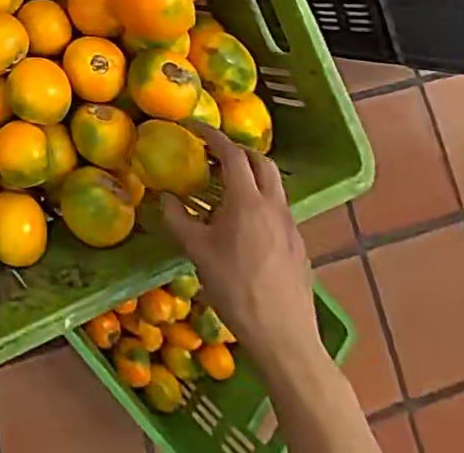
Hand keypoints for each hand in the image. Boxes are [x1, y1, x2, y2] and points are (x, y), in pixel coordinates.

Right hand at [159, 128, 320, 368]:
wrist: (284, 337)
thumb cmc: (235, 289)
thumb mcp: (197, 252)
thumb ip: (178, 219)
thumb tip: (165, 197)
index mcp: (249, 203)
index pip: (233, 155)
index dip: (214, 136)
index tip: (196, 126)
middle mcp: (274, 207)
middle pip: (262, 163)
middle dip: (238, 150)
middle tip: (213, 152)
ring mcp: (291, 227)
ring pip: (274, 185)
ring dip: (250, 174)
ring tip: (224, 185)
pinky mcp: (298, 246)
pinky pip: (278, 208)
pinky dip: (259, 199)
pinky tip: (242, 222)